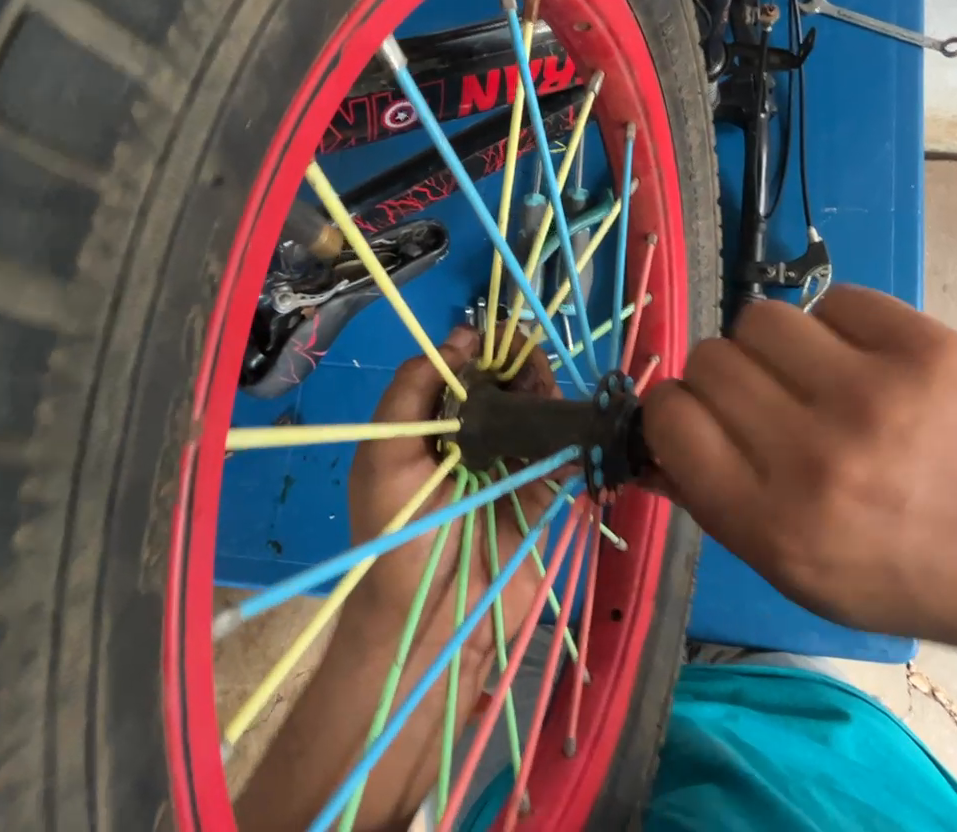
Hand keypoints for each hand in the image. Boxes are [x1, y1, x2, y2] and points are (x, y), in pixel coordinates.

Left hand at [344, 327, 565, 658]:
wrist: (434, 620)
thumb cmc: (396, 539)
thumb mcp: (384, 460)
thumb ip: (409, 394)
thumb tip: (457, 338)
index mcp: (434, 427)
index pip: (462, 372)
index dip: (478, 348)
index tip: (490, 336)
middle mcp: (476, 438)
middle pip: (507, 384)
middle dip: (517, 361)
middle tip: (523, 357)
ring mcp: (515, 462)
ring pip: (539, 407)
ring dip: (544, 386)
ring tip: (541, 381)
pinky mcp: (548, 489)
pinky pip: (566, 446)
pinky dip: (572, 423)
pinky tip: (567, 412)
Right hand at [641, 285, 956, 658]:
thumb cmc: (929, 583)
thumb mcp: (810, 582)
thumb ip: (723, 511)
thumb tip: (658, 447)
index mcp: (776, 529)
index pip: (669, 422)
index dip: (672, 412)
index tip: (696, 418)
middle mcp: (812, 458)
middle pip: (708, 361)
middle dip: (721, 378)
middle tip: (765, 400)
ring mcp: (871, 394)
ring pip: (758, 318)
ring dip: (771, 344)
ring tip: (813, 372)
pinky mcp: (924, 346)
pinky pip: (834, 300)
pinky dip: (836, 325)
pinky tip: (867, 359)